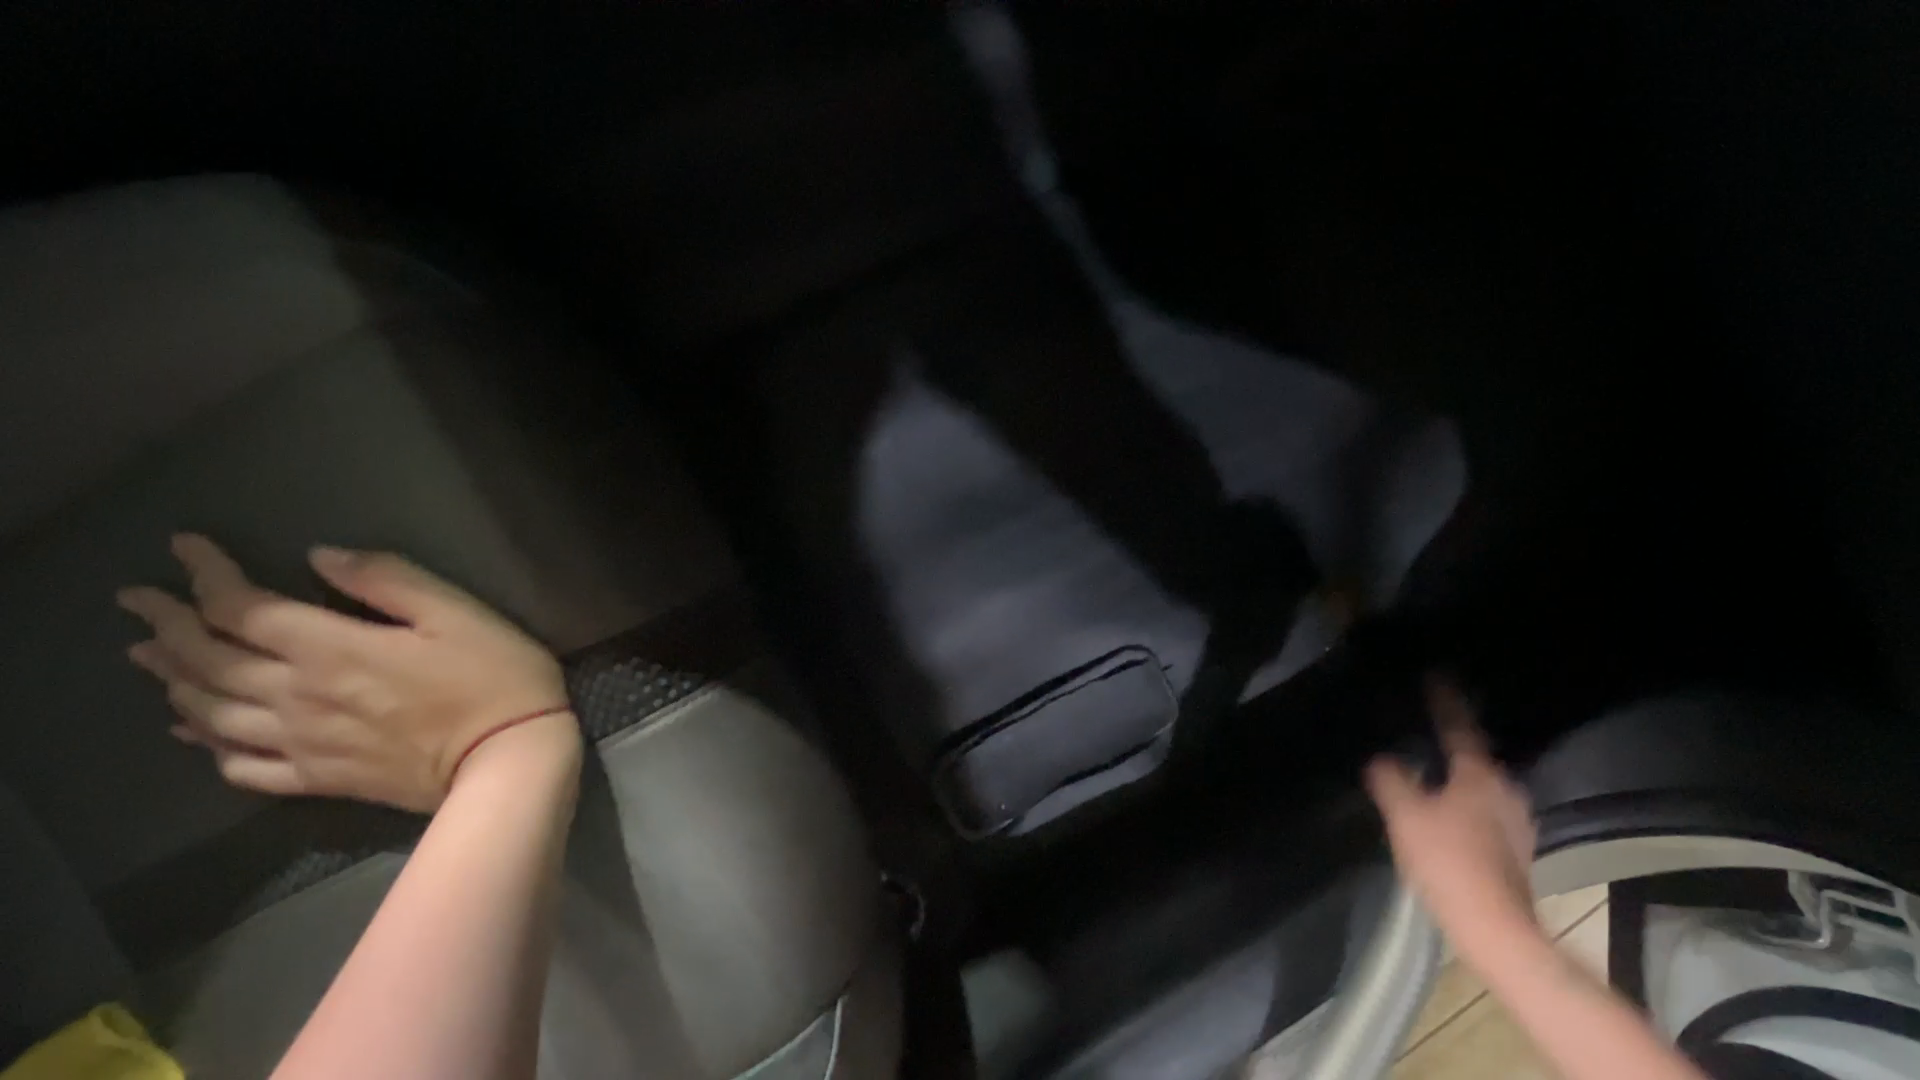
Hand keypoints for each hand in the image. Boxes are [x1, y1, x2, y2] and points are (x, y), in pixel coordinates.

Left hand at [119, 535, 573, 811]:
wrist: (509, 761)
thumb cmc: (494, 676)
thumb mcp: (456, 612)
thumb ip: (387, 579)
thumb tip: (321, 556)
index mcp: (330, 649)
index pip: (243, 607)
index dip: (206, 575)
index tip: (183, 547)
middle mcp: (297, 696)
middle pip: (209, 659)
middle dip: (166, 623)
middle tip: (137, 600)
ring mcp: (301, 743)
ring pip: (210, 711)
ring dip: (173, 679)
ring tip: (150, 657)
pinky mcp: (318, 779)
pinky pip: (240, 766)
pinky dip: (205, 745)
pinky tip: (193, 731)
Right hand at [1364, 680, 1539, 962]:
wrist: (1494, 925)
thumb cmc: (1447, 861)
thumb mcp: (1405, 815)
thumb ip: (1390, 780)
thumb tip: (1382, 759)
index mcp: (1479, 774)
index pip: (1458, 728)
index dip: (1444, 702)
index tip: (1436, 676)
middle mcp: (1506, 790)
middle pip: (1473, 759)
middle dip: (1449, 750)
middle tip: (1422, 739)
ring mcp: (1517, 821)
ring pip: (1480, 788)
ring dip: (1457, 783)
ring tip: (1429, 782)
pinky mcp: (1517, 849)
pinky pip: (1485, 813)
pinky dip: (1465, 809)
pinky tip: (1446, 822)